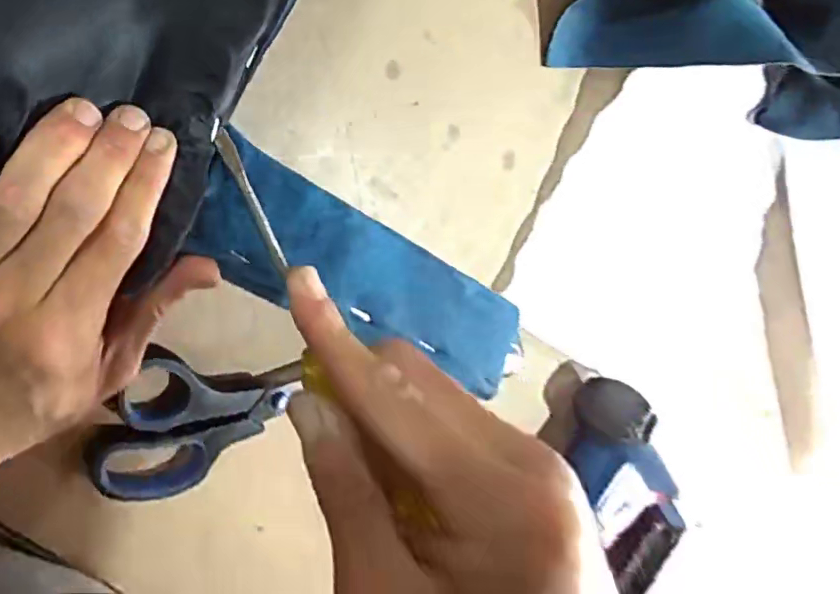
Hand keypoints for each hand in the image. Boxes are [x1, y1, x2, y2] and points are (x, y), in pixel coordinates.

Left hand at [0, 98, 220, 468]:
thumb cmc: (41, 394)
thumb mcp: (108, 371)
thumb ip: (152, 311)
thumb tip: (207, 266)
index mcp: (66, 331)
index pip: (116, 241)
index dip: (144, 186)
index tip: (163, 143)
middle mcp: (17, 295)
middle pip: (72, 209)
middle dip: (110, 155)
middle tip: (134, 117)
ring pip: (18, 194)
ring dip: (54, 144)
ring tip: (86, 111)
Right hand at [285, 268, 613, 593]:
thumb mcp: (381, 591)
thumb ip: (344, 489)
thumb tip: (308, 402)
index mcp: (502, 498)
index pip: (389, 393)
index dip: (331, 336)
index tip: (299, 277)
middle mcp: (531, 462)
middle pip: (411, 378)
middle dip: (354, 386)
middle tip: (326, 437)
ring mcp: (541, 465)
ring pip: (427, 392)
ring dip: (380, 415)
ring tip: (380, 490)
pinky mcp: (539, 475)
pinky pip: (450, 418)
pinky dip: (409, 436)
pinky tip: (412, 495)